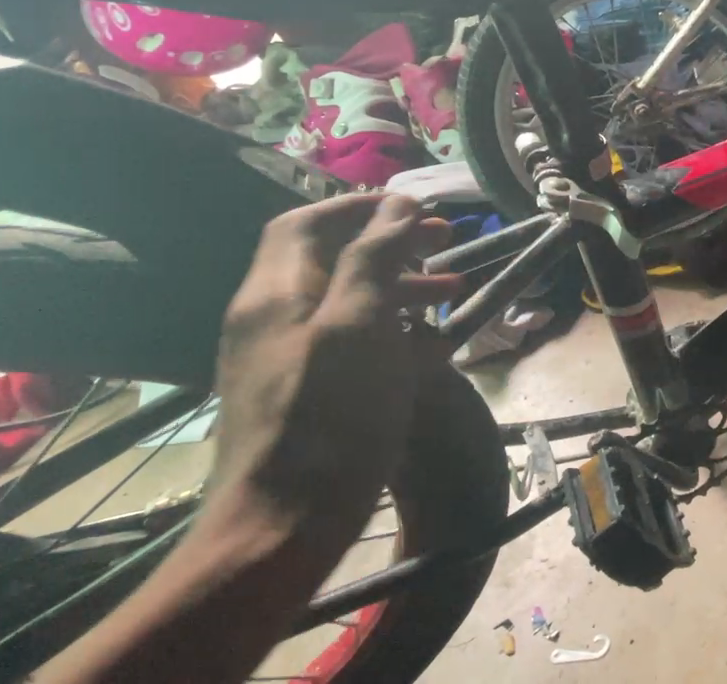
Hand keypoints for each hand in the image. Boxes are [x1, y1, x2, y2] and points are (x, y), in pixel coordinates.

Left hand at [206, 194, 457, 556]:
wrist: (286, 522)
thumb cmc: (330, 414)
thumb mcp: (360, 325)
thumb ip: (375, 259)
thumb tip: (400, 204)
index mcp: (275, 295)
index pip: (307, 223)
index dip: (363, 205)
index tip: (421, 208)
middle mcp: (273, 318)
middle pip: (331, 257)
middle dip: (392, 242)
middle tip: (447, 242)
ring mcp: (287, 357)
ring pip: (347, 298)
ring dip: (401, 283)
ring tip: (453, 289)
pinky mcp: (308, 390)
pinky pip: (353, 339)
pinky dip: (395, 327)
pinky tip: (435, 344)